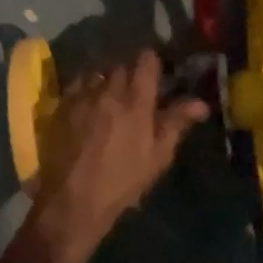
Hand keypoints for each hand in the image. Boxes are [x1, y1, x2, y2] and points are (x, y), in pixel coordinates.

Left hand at [30, 50, 210, 262]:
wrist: (72, 201)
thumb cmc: (122, 182)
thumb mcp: (157, 157)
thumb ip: (176, 123)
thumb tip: (202, 103)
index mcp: (136, 102)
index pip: (146, 62)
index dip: (153, 62)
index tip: (157, 71)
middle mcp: (107, 91)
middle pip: (121, 66)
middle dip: (130, 72)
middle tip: (135, 89)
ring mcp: (81, 97)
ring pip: (97, 73)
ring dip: (106, 79)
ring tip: (109, 95)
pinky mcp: (60, 107)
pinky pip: (76, 85)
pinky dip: (85, 88)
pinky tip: (87, 104)